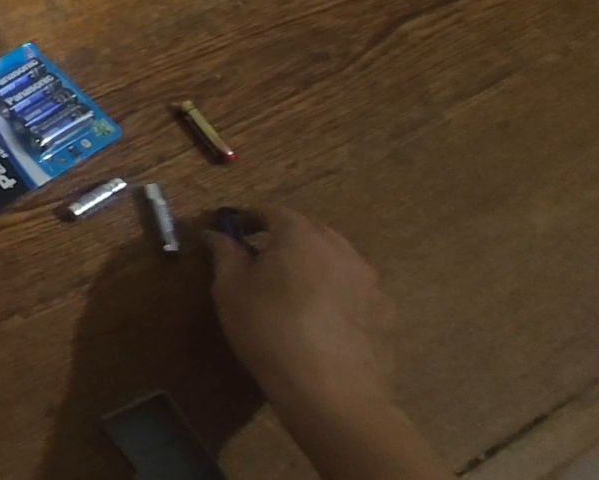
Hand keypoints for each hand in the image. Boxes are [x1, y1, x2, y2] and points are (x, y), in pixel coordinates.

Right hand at [205, 207, 395, 413]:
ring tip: (291, 288)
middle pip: (311, 232)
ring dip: (313, 264)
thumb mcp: (229, 288)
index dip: (249, 218)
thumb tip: (217, 234)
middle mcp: (342, 253)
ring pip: (337, 261)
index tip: (232, 231)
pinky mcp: (387, 317)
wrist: (332, 393)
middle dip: (285, 237)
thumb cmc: (269, 329)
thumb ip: (224, 253)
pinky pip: (355, 290)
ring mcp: (371, 286)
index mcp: (301, 238)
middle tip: (260, 257)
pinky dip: (335, 291)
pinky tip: (319, 317)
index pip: (273, 212)